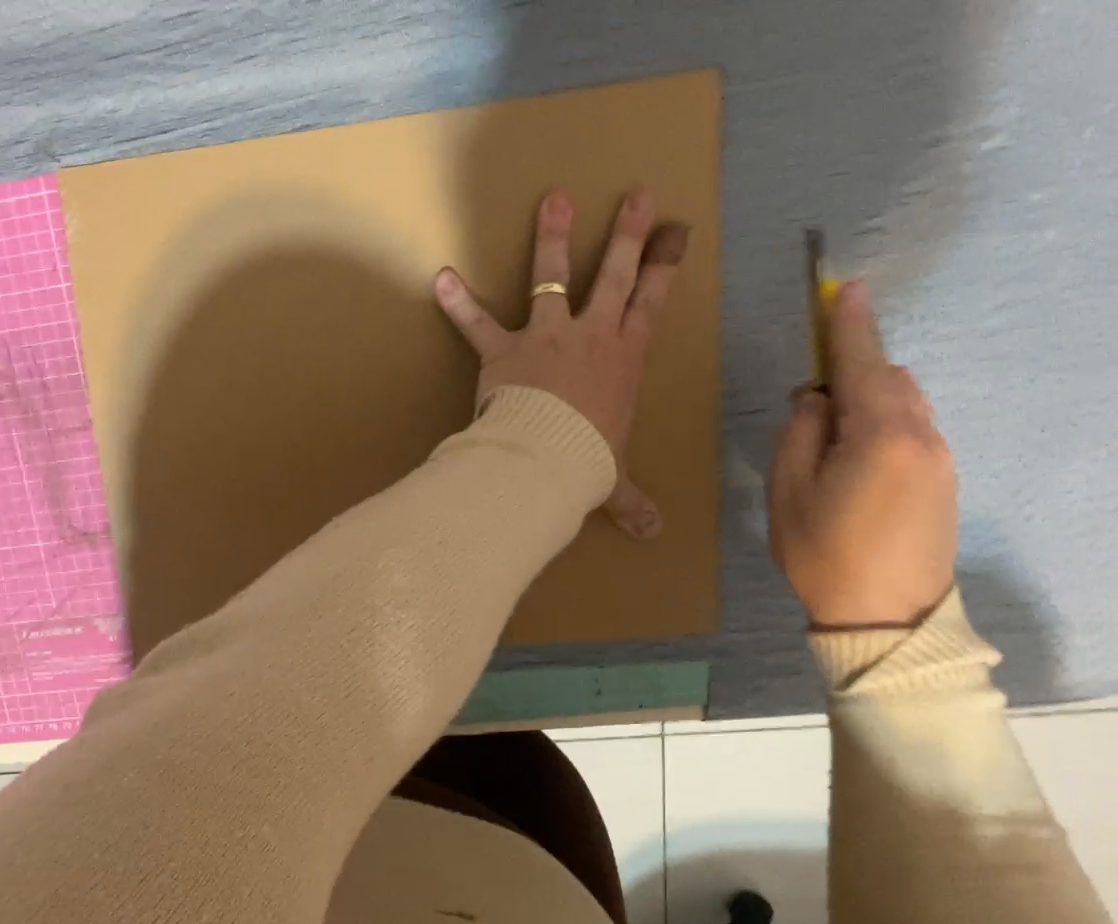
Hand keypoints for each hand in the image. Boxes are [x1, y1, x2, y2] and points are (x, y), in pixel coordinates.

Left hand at [434, 190, 688, 540]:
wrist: (543, 463)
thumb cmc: (585, 465)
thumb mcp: (612, 481)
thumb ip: (630, 501)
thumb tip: (653, 534)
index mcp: (623, 359)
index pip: (651, 303)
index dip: (666, 264)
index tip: (678, 229)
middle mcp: (589, 336)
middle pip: (613, 274)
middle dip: (627, 233)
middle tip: (636, 195)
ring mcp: (544, 337)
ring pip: (550, 277)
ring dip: (551, 238)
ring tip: (555, 198)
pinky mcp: (502, 350)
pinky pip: (475, 322)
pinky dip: (456, 303)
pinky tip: (440, 277)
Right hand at [769, 281, 956, 628]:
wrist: (888, 617)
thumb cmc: (824, 554)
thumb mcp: (788, 491)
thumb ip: (799, 432)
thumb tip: (816, 398)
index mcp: (880, 433)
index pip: (861, 362)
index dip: (848, 324)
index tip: (845, 287)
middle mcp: (921, 435)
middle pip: (888, 379)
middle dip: (853, 372)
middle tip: (810, 404)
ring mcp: (939, 458)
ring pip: (902, 404)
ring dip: (867, 403)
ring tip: (828, 447)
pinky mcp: (943, 480)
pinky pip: (910, 432)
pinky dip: (881, 427)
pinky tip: (854, 466)